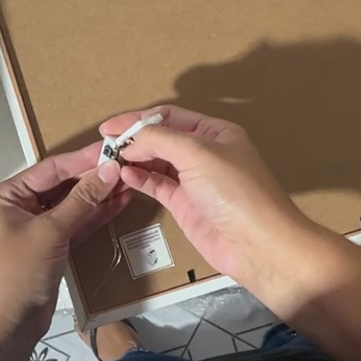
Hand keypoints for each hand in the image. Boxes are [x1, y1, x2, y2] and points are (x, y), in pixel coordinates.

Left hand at [0, 142, 129, 346]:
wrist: (7, 325)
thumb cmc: (17, 273)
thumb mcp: (50, 232)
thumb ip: (81, 200)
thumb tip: (109, 170)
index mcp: (7, 196)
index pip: (51, 169)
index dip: (82, 159)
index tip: (112, 149)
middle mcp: (19, 207)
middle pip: (62, 185)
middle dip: (93, 177)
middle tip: (127, 165)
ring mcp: (35, 228)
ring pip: (71, 205)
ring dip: (98, 196)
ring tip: (129, 182)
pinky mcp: (51, 247)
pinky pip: (75, 225)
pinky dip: (94, 217)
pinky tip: (118, 204)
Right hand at [103, 106, 336, 301]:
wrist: (255, 243)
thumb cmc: (236, 192)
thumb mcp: (197, 153)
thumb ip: (159, 140)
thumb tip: (130, 140)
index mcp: (215, 132)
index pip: (169, 117)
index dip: (138, 119)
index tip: (111, 126)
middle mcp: (204, 153)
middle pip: (161, 139)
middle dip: (134, 139)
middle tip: (105, 143)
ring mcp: (194, 180)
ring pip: (156, 162)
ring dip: (134, 159)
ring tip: (108, 159)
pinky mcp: (185, 205)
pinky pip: (157, 185)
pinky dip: (139, 179)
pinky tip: (123, 175)